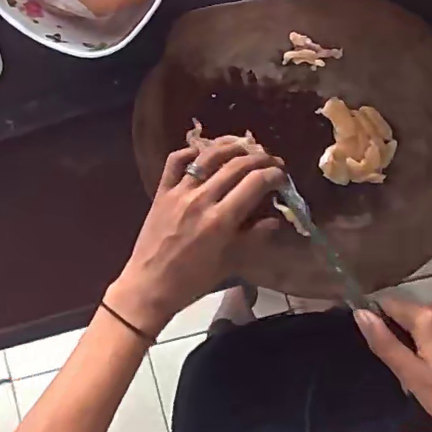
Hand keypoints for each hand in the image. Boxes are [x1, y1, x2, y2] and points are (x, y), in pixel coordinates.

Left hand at [105, 141, 286, 335]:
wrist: (150, 285)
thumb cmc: (192, 281)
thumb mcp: (229, 263)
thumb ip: (253, 238)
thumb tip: (275, 220)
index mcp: (221, 220)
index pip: (255, 183)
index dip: (274, 174)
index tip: (282, 175)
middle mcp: (201, 199)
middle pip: (236, 165)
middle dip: (260, 158)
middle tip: (271, 160)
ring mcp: (179, 192)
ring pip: (208, 156)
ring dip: (230, 146)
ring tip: (244, 146)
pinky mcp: (162, 191)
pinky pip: (175, 161)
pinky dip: (190, 151)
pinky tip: (203, 152)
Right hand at [355, 298, 431, 431]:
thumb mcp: (414, 377)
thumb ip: (384, 342)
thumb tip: (359, 313)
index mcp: (428, 315)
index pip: (387, 303)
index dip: (379, 323)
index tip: (384, 349)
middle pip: (406, 311)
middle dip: (400, 333)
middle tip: (407, 367)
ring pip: (424, 319)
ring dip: (417, 337)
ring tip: (426, 370)